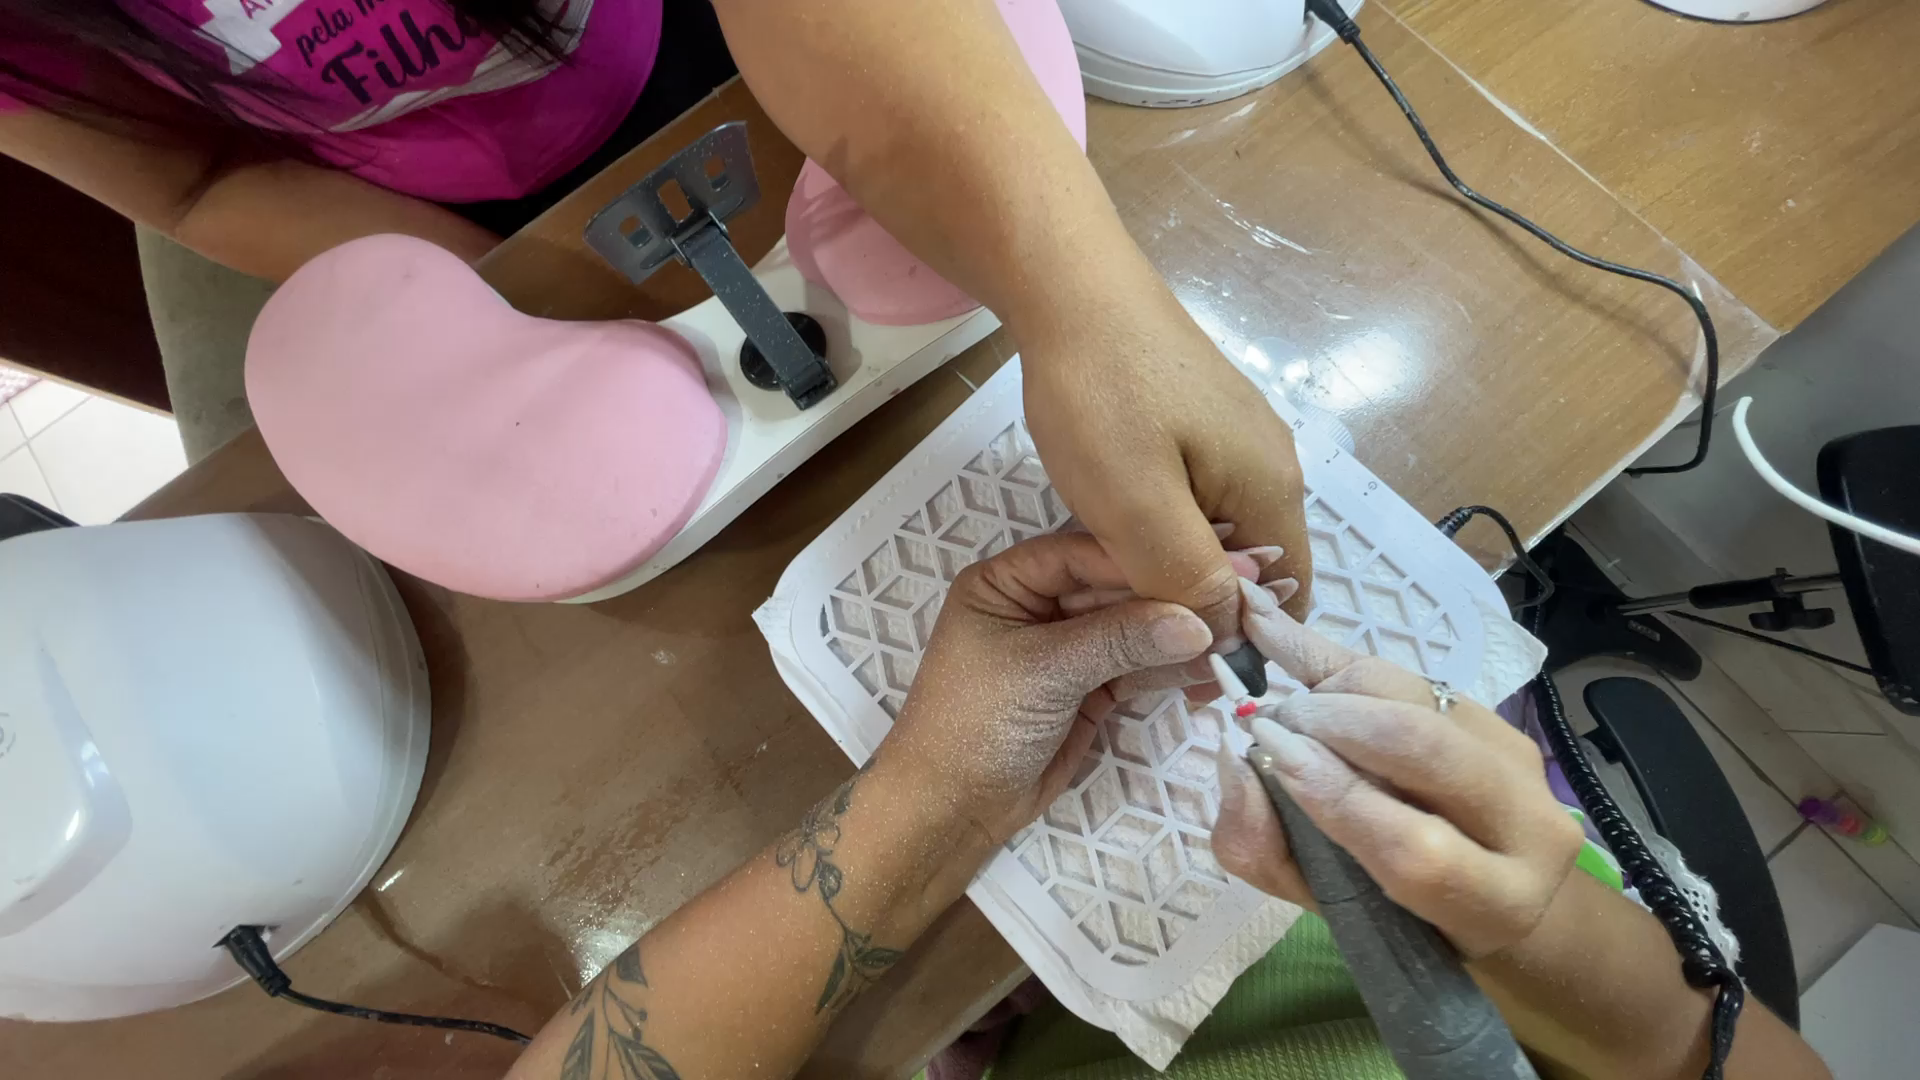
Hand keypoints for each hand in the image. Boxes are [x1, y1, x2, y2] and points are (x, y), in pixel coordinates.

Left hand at [878, 532, 1215, 848]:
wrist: (952, 809)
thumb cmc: (976, 723)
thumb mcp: (1043, 670)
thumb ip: (1119, 639)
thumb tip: (1198, 618)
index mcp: (1007, 581)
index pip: (1085, 552)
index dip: (1147, 555)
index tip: (1212, 555)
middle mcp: (1038, 604)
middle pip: (1115, 588)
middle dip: (1173, 593)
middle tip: (1247, 587)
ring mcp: (1066, 646)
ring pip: (1132, 628)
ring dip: (1182, 632)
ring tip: (1245, 628)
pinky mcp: (1088, 685)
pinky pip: (1136, 666)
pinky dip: (1171, 667)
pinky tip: (1215, 664)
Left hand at [1020, 306, 1311, 637]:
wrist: (1070, 290)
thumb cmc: (1101, 400)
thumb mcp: (1137, 505)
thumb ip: (1189, 576)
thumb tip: (1232, 635)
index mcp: (1273, 491)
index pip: (1286, 596)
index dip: (1240, 641)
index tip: (1177, 666)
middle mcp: (1270, 466)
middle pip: (1251, 566)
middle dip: (1200, 605)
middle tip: (1132, 625)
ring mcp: (1234, 438)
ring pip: (1216, 533)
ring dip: (1173, 566)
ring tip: (1115, 580)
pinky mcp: (1196, 421)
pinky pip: (1192, 497)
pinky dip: (1161, 525)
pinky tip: (1115, 523)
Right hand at [1212, 579, 1583, 958]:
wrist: (1497, 884)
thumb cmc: (1396, 909)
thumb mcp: (1321, 901)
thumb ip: (1263, 849)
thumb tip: (1234, 766)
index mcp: (1489, 902)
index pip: (1414, 847)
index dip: (1333, 794)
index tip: (1265, 749)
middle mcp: (1525, 825)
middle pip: (1423, 748)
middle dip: (1329, 722)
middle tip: (1268, 723)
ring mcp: (1513, 757)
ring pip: (1411, 694)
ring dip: (1330, 685)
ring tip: (1274, 681)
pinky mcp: (1486, 710)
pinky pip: (1395, 670)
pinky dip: (1323, 650)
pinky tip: (1265, 620)